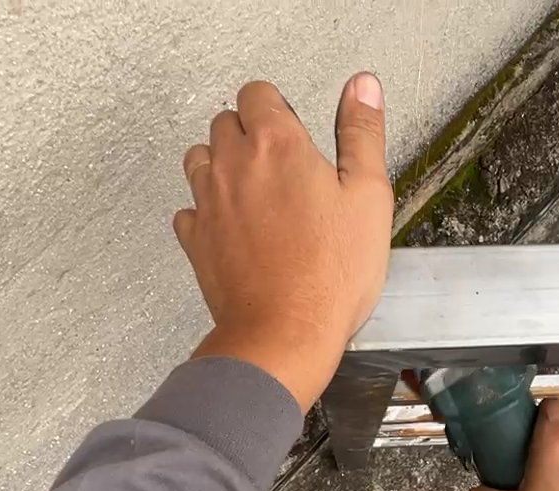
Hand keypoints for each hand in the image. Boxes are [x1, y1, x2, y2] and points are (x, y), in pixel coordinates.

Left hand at [175, 75, 392, 410]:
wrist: (286, 334)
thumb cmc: (330, 276)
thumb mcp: (369, 199)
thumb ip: (363, 135)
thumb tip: (362, 88)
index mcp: (278, 144)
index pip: (259, 94)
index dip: (279, 112)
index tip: (297, 138)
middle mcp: (234, 165)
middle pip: (226, 123)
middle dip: (251, 137)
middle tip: (284, 174)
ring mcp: (209, 203)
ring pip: (200, 159)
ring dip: (224, 168)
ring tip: (257, 199)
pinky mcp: (197, 241)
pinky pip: (190, 211)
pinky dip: (207, 213)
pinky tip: (235, 232)